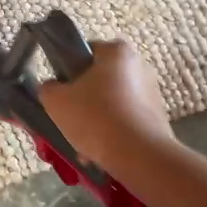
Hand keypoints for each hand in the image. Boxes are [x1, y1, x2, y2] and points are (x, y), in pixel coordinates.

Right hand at [38, 41, 175, 171]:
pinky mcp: (158, 117)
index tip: (61, 93)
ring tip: (83, 145)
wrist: (138, 155)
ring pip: (112, 104)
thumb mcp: (56, 101)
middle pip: (100, 80)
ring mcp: (152, 91)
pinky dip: (113, 134)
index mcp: (117, 51)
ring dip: (97, 122)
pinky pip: (127, 121)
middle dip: (84, 101)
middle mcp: (140, 65)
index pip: (85, 52)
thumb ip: (48, 88)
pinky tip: (100, 153)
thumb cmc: (95, 117)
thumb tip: (52, 88)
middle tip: (69, 121)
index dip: (69, 72)